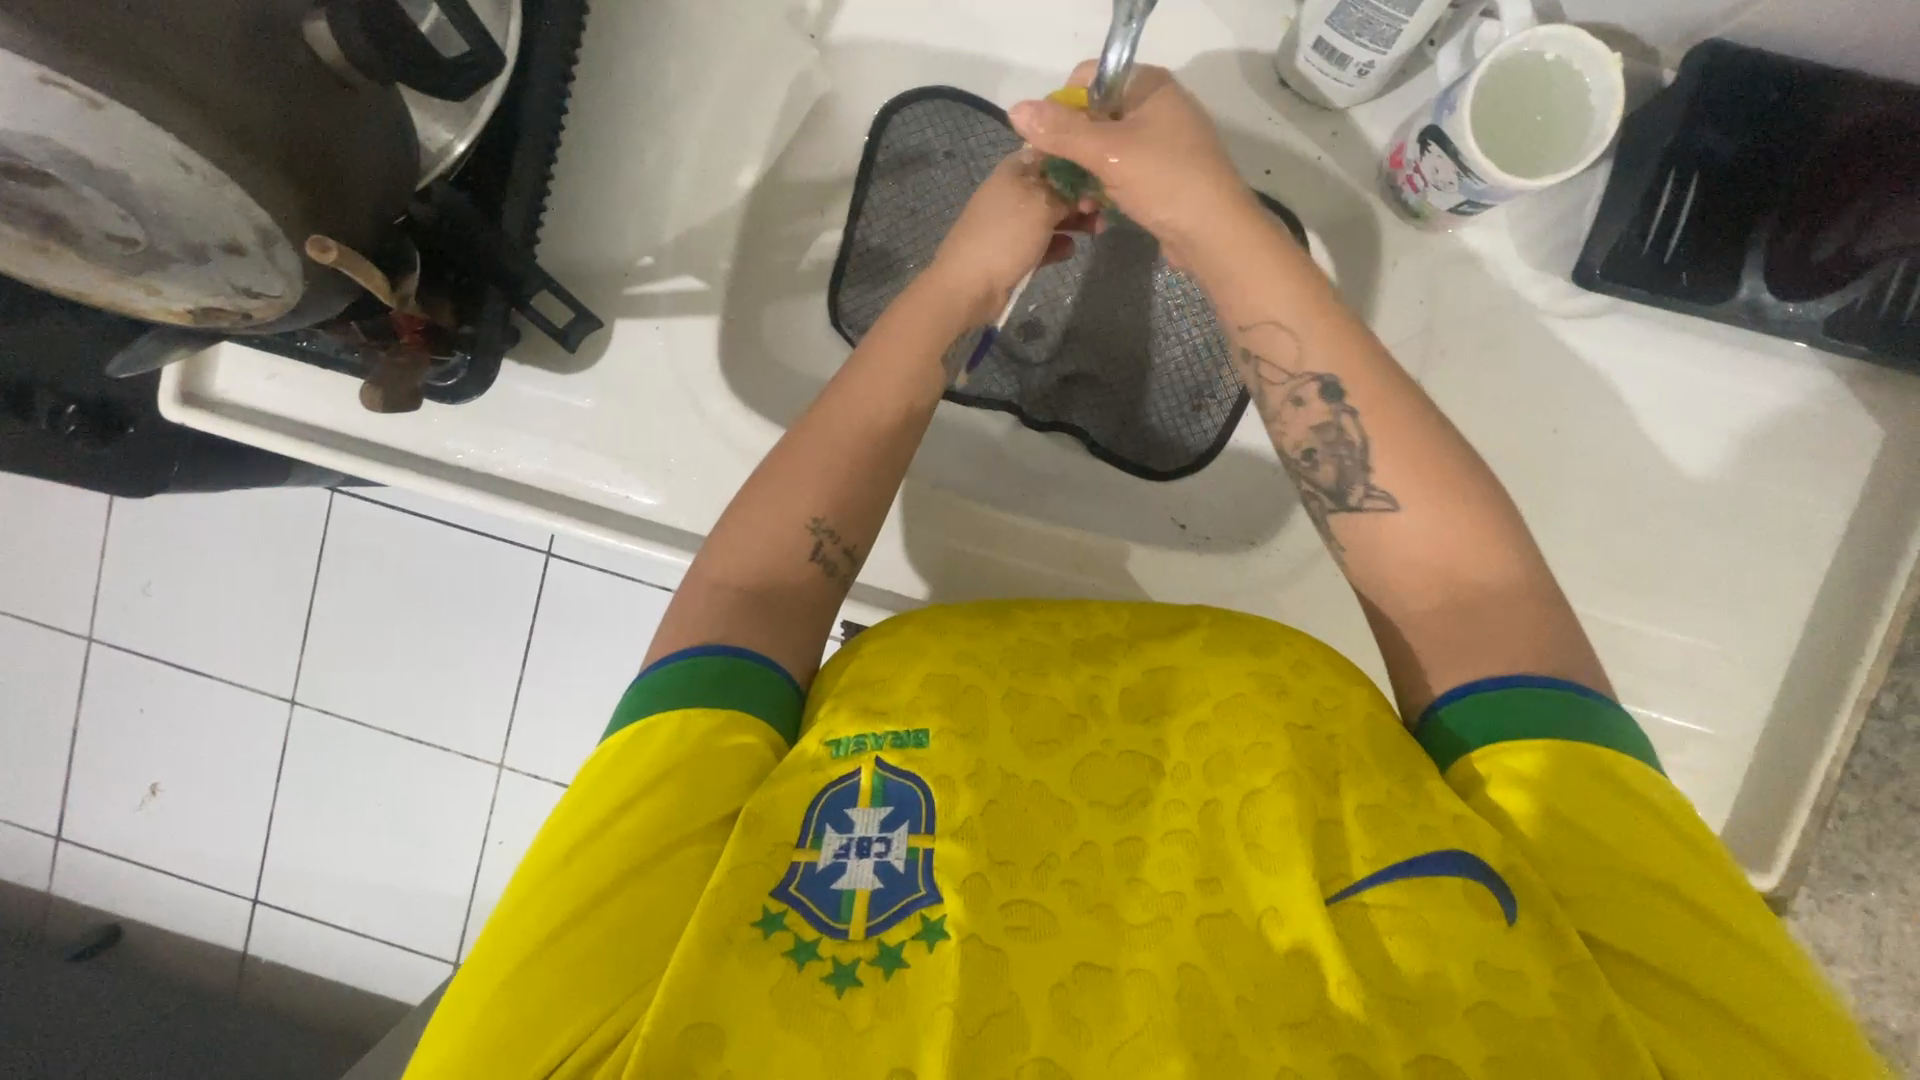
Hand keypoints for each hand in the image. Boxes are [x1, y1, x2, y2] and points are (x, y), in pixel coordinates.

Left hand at [927, 148, 1086, 324]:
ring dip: (1075, 222)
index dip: (1078, 161)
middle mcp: (1014, 193)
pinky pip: (1044, 244)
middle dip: (1081, 196)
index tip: (1101, 171)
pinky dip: (1058, 245)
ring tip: (1097, 231)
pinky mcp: (1016, 252)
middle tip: (1103, 208)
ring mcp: (1014, 224)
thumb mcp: (1041, 205)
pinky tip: (1070, 250)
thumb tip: (1084, 189)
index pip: (1052, 154)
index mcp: (1015, 171)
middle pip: (1056, 187)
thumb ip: (1066, 192)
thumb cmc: (1005, 236)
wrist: (968, 286)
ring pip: (1053, 217)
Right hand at [1009, 62, 1259, 266]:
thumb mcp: (1107, 152)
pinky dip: (1105, 186)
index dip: (1061, 106)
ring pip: (1106, 148)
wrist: (1213, 232)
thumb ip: (1061, 131)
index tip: (1047, 142)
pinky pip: (1122, 172)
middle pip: (1095, 115)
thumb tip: (1016, 109)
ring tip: (1075, 200)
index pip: (1089, 78)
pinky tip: (1093, 209)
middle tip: (1056, 176)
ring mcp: (1162, 142)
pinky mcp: (1162, 174)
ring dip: (1085, 172)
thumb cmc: (1163, 181)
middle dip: (1071, 146)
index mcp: (1148, 85)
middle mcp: (1156, 106)